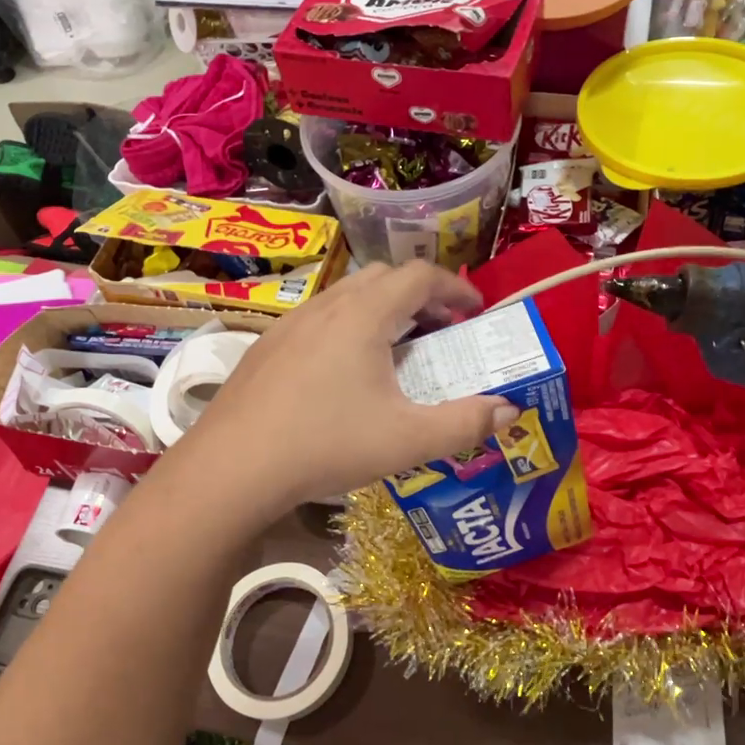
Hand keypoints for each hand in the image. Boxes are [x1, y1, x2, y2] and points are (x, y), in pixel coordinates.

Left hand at [171, 261, 517, 518]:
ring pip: (346, 296)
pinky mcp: (266, 347)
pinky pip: (318, 319)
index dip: (454, 286)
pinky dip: (347, 327)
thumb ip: (465, 425)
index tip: (475, 310)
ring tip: (395, 349)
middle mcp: (327, 306)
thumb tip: (510, 410)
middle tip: (440, 328)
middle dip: (419, 294)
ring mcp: (290, 324)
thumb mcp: (408, 441)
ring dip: (381, 309)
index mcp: (364, 315)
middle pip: (382, 277)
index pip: (419, 275)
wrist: (233, 468)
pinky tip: (343, 373)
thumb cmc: (327, 445)